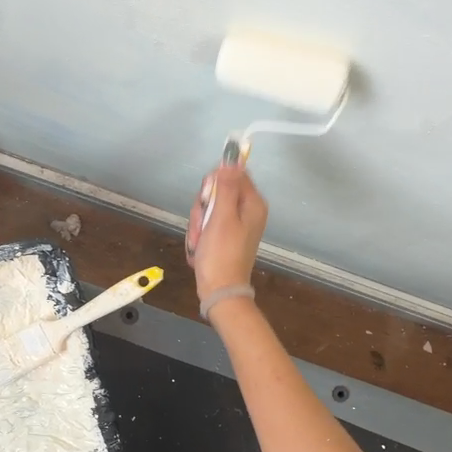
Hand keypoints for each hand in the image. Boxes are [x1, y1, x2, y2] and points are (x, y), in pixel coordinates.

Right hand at [184, 164, 267, 299]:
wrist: (219, 290)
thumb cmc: (221, 254)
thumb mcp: (222, 216)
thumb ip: (227, 187)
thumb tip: (231, 160)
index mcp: (253, 204)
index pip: (233, 174)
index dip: (215, 183)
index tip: (207, 199)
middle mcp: (247, 212)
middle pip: (218, 193)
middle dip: (202, 209)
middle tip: (202, 225)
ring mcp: (236, 226)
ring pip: (208, 210)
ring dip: (198, 225)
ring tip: (200, 242)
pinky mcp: (224, 238)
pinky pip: (207, 226)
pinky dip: (200, 237)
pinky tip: (200, 248)